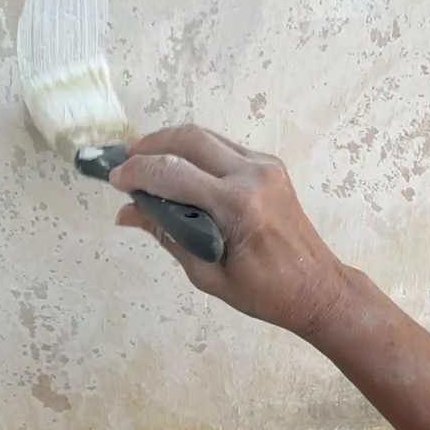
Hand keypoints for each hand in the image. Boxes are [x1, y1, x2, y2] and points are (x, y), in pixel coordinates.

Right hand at [110, 126, 356, 337]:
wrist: (316, 287)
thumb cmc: (263, 293)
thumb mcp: (206, 273)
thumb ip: (167, 235)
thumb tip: (126, 213)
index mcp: (236, 205)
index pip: (173, 173)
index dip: (137, 172)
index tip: (114, 180)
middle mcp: (252, 175)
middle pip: (188, 139)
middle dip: (149, 145)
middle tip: (123, 161)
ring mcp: (264, 166)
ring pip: (206, 137)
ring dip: (170, 143)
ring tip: (143, 160)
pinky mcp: (270, 167)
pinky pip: (223, 147)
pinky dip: (195, 152)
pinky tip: (177, 168)